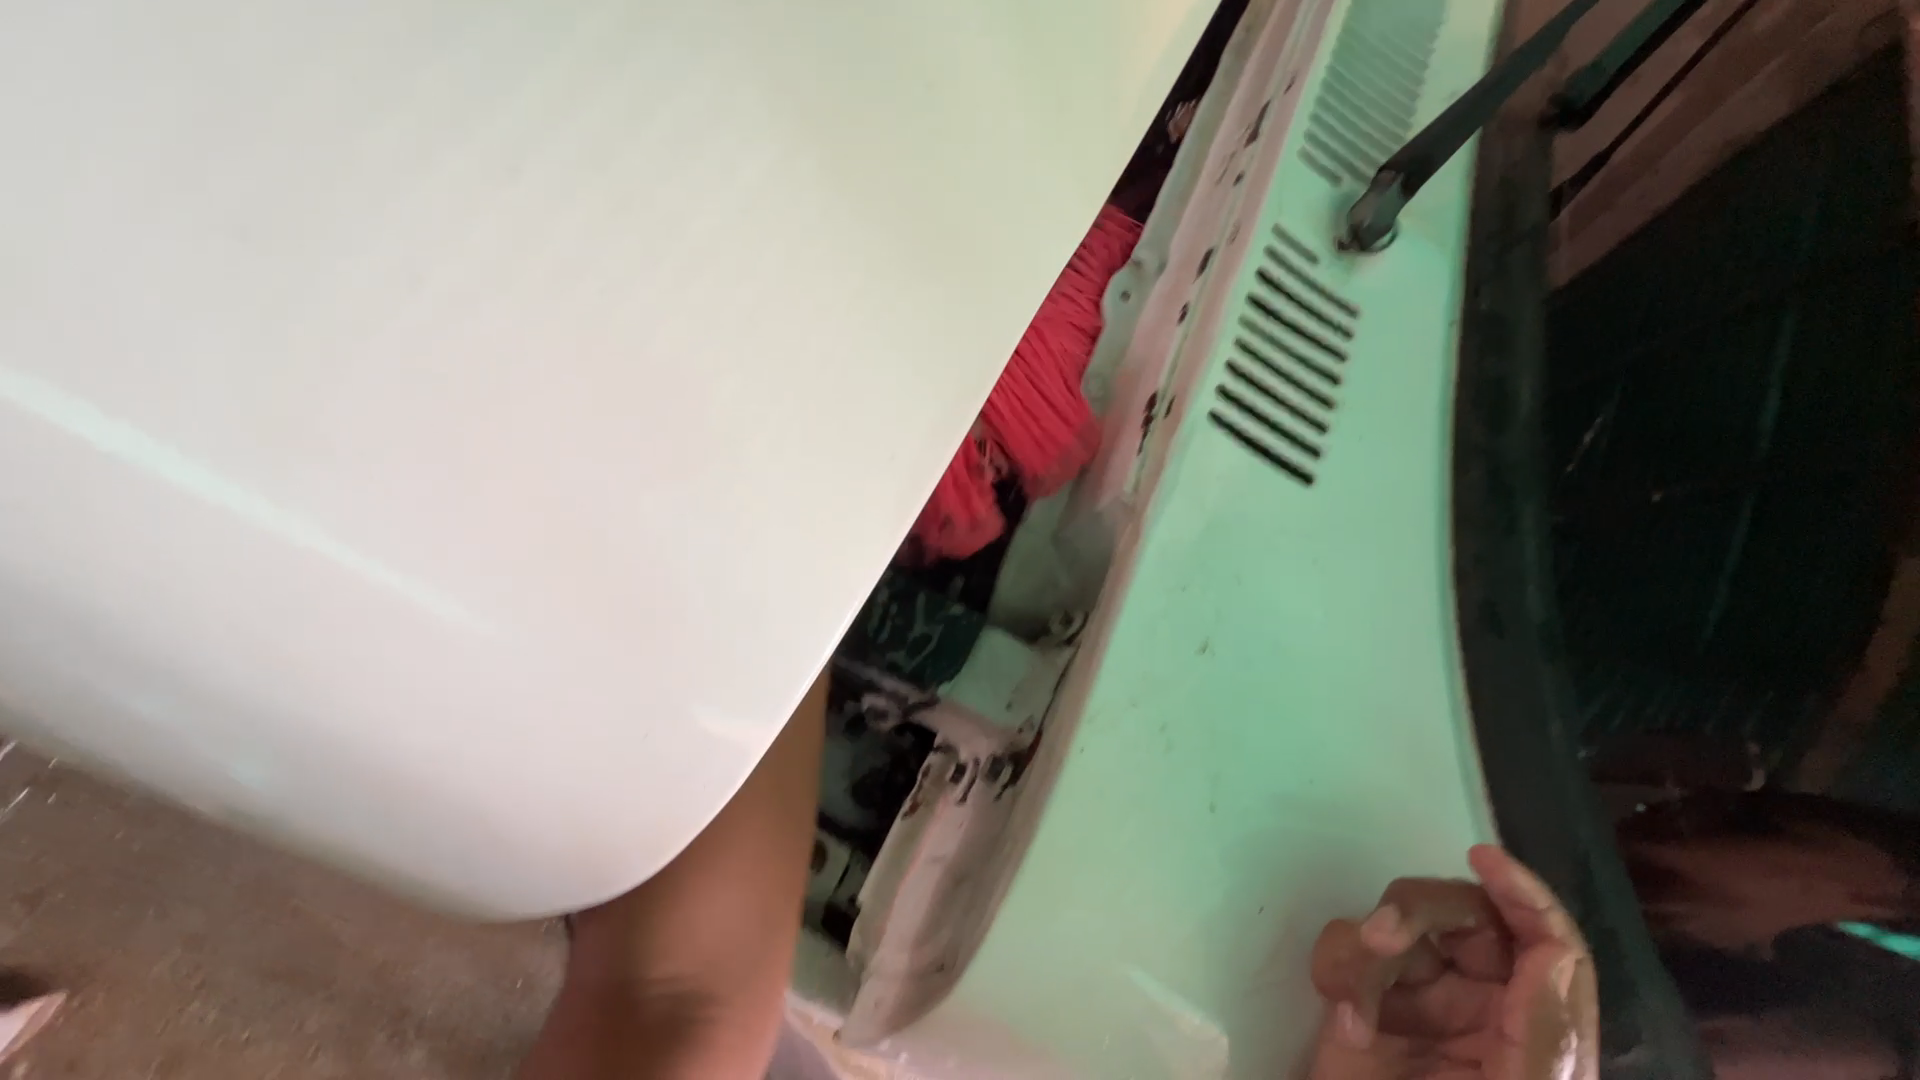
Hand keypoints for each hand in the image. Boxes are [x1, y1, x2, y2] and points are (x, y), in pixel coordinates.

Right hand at [1306, 845, 1597, 1079]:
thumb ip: (1544, 1039)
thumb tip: (1556, 953)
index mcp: (1538, 1029)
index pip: (1547, 941)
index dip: (1524, 893)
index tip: (1483, 858)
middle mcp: (1482, 1000)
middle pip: (1459, 912)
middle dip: (1415, 914)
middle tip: (1384, 941)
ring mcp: (1419, 996)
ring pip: (1393, 923)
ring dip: (1365, 957)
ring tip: (1350, 1012)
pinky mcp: (1363, 996)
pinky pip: (1345, 946)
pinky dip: (1338, 976)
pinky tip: (1344, 1025)